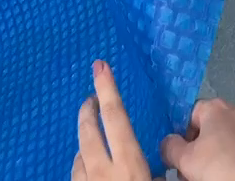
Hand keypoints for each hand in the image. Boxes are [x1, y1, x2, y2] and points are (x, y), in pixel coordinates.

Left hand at [74, 60, 151, 180]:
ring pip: (78, 156)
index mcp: (128, 164)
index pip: (115, 116)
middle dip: (87, 111)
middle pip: (88, 132)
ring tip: (92, 141)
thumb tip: (159, 172)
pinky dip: (82, 168)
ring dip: (84, 145)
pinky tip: (88, 172)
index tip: (100, 65)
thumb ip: (157, 176)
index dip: (107, 88)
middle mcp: (101, 171)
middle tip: (90, 99)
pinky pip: (75, 176)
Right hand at [160, 99, 234, 180]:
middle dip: (198, 149)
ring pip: (225, 140)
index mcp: (214, 107)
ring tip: (210, 176)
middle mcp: (234, 110)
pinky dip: (234, 160)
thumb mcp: (187, 160)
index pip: (190, 114)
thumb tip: (167, 142)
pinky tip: (231, 175)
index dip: (182, 135)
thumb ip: (171, 148)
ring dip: (215, 155)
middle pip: (208, 127)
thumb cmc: (221, 166)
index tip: (180, 157)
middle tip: (192, 171)